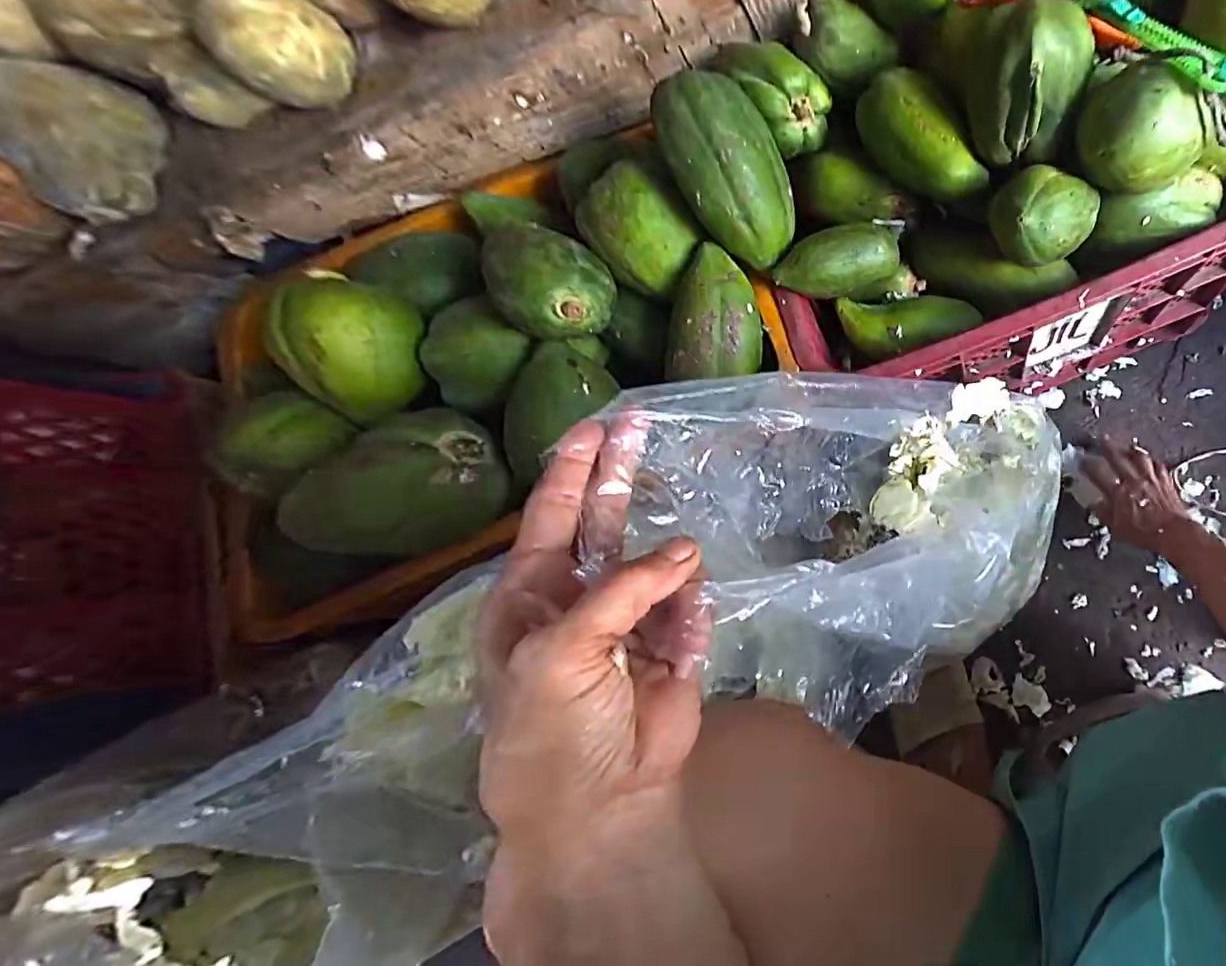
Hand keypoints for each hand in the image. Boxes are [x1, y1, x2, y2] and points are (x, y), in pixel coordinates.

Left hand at [477, 417, 712, 837]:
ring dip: (671, 578)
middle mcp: (582, 594)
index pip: (553, 515)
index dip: (572, 469)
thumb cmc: (549, 730)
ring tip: (662, 631)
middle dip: (622, 474)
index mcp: (533, 595)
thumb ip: (622, 591)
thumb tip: (686, 550)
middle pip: (606, 517)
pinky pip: (692, 604)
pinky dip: (690, 620)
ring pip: (662, 563)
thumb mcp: (561, 655)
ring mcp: (632, 614)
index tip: (594, 425)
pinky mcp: (673, 636)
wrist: (600, 802)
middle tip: (640, 423)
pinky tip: (677, 655)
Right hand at [1082, 441, 1202, 555]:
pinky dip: (1152, 461)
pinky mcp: (1166, 481)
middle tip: (1104, 440)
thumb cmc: (1146, 533)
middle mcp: (1134, 481)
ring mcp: (1151, 479)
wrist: (1174, 532)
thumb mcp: (1118, 528)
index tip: (1083, 460)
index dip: (1088, 465)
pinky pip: (1158, 465)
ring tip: (1128, 446)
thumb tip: (1097, 506)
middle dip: (1109, 447)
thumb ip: (1105, 514)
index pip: (1098, 473)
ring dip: (1132, 450)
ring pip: (1140, 457)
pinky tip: (1151, 460)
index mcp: (1118, 492)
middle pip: (1118, 458)